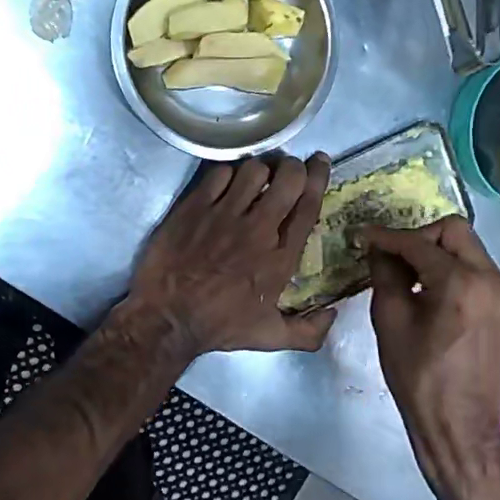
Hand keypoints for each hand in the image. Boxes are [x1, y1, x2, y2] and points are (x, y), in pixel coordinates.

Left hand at [127, 153, 336, 360]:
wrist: (167, 318)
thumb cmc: (220, 326)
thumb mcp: (270, 337)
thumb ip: (309, 332)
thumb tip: (333, 315)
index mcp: (282, 256)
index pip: (309, 205)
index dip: (318, 178)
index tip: (319, 162)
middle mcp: (258, 228)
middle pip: (287, 178)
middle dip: (292, 167)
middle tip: (287, 170)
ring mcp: (225, 214)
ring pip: (254, 169)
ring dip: (260, 170)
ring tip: (255, 179)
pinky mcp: (195, 206)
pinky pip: (220, 173)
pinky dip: (227, 174)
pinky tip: (225, 185)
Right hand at [366, 217, 499, 483]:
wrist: (460, 426)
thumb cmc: (419, 378)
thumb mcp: (391, 321)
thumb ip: (385, 274)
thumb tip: (378, 247)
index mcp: (462, 283)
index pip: (419, 242)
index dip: (387, 237)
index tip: (362, 236)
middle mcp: (491, 278)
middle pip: (454, 230)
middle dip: (419, 236)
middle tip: (391, 254)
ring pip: (466, 247)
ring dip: (435, 250)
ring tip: (406, 272)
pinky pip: (475, 268)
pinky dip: (450, 267)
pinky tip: (428, 287)